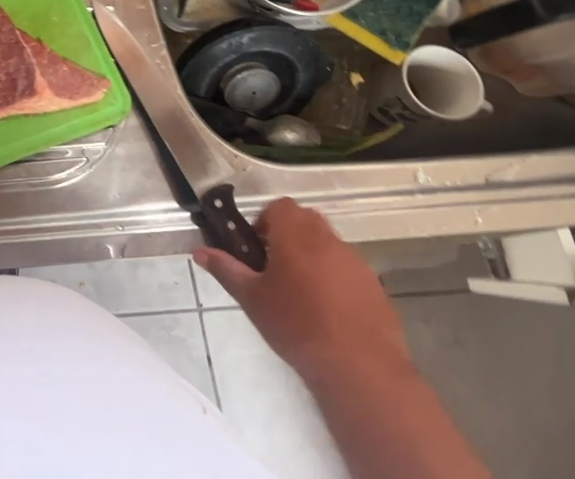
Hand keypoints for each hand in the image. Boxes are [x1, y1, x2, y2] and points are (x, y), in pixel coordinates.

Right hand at [193, 198, 408, 383]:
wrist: (358, 367)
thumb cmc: (296, 325)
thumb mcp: (251, 298)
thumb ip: (225, 269)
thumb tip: (199, 251)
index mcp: (296, 237)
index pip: (280, 207)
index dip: (265, 221)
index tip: (257, 249)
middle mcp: (329, 241)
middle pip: (306, 221)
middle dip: (288, 236)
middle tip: (274, 268)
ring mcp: (356, 263)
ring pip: (328, 245)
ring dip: (312, 257)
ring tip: (300, 293)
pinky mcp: (375, 287)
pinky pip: (348, 270)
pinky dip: (334, 279)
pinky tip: (327, 311)